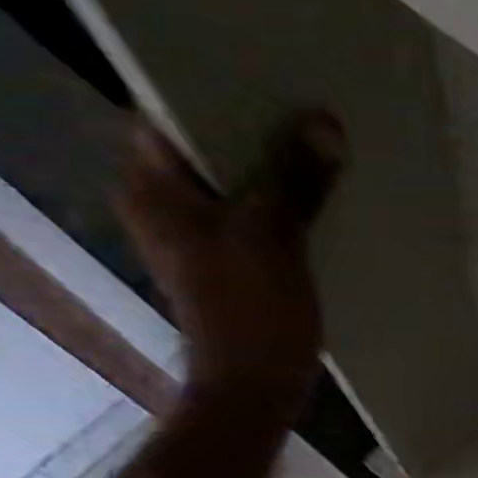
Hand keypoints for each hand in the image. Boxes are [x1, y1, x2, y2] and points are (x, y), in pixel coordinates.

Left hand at [115, 113, 345, 398]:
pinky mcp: (226, 260)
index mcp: (152, 189)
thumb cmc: (251, 315)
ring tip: (321, 151)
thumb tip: (325, 125)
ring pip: (237, 182)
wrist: (255, 391)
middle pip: (211, 146)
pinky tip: (318, 197)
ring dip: (276, 171)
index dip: (224, 94)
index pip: (176, 110)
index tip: (274, 86)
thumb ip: (295, 176)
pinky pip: (253, 214)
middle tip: (310, 117)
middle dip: (261, 133)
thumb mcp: (273, 237)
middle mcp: (163, 204)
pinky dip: (281, 205)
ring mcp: (195, 234)